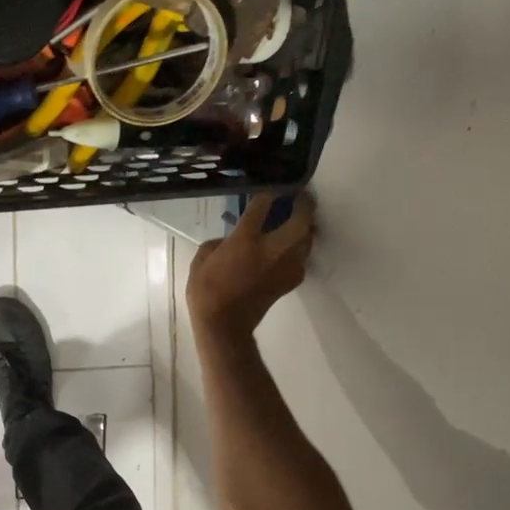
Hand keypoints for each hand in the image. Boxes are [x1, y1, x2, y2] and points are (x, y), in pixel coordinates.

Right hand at [187, 191, 316, 338]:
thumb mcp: (202, 258)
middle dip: (303, 204)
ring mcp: (286, 265)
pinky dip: (298, 248)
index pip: (265, 203)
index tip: (273, 184)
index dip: (271, 189)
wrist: (224, 326)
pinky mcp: (291, 280)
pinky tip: (287, 246)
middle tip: (298, 196)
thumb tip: (232, 238)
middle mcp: (272, 248)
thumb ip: (220, 241)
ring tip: (295, 220)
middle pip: (302, 218)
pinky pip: (302, 257)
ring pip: (307, 237)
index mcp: (246, 240)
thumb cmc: (206, 292)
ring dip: (304, 226)